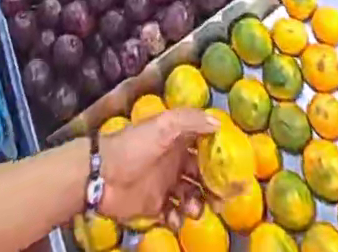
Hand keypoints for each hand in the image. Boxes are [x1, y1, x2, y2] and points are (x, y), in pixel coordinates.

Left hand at [95, 108, 216, 223]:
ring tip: (193, 208)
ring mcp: (166, 184)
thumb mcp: (163, 125)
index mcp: (178, 138)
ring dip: (197, 203)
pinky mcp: (156, 206)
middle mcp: (175, 160)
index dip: (219, 152)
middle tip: (223, 196)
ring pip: (191, 195)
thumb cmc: (135, 145)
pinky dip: (178, 218)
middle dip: (213, 184)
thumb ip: (190, 120)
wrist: (103, 174)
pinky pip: (174, 214)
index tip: (234, 164)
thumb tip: (219, 123)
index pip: (204, 143)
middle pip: (202, 173)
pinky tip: (175, 217)